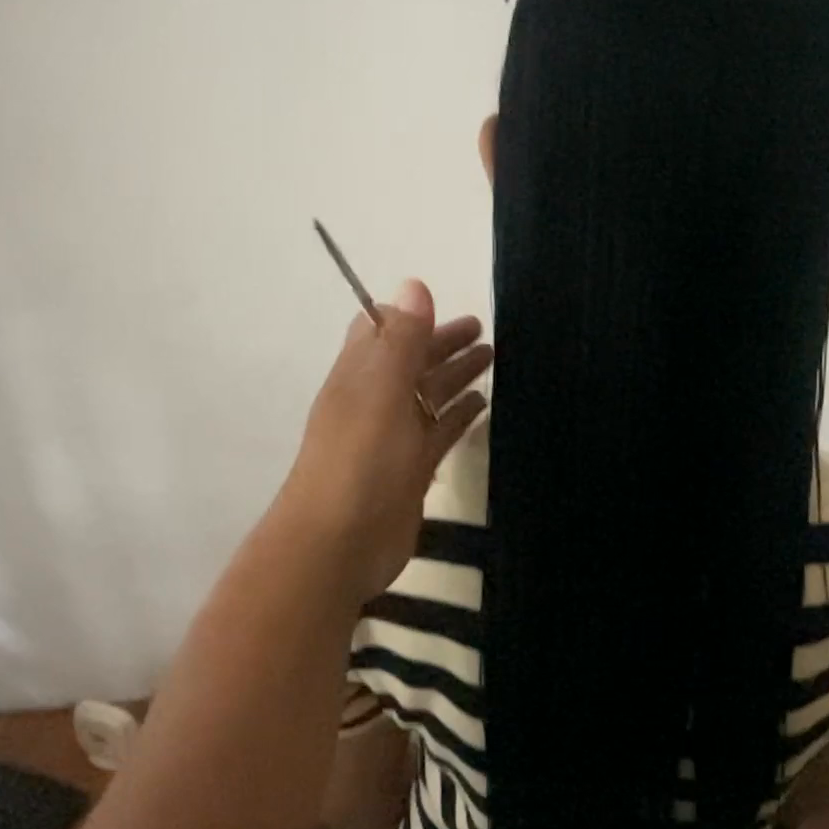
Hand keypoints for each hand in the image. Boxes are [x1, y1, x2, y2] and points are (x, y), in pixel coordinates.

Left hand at [273, 279, 490, 602]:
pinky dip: (459, 415)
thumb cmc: (358, 462)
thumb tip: (415, 284)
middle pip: (411, 361)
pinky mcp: (412, 471)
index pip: (380, 332)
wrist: (337, 545)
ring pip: (428, 395)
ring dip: (455, 374)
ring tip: (491, 359)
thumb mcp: (380, 392)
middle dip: (442, 342)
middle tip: (483, 329)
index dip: (410, 316)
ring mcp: (393, 438)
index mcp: (359, 376)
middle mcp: (374, 401)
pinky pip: (439, 431)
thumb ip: (401, 340)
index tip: (444, 302)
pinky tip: (482, 406)